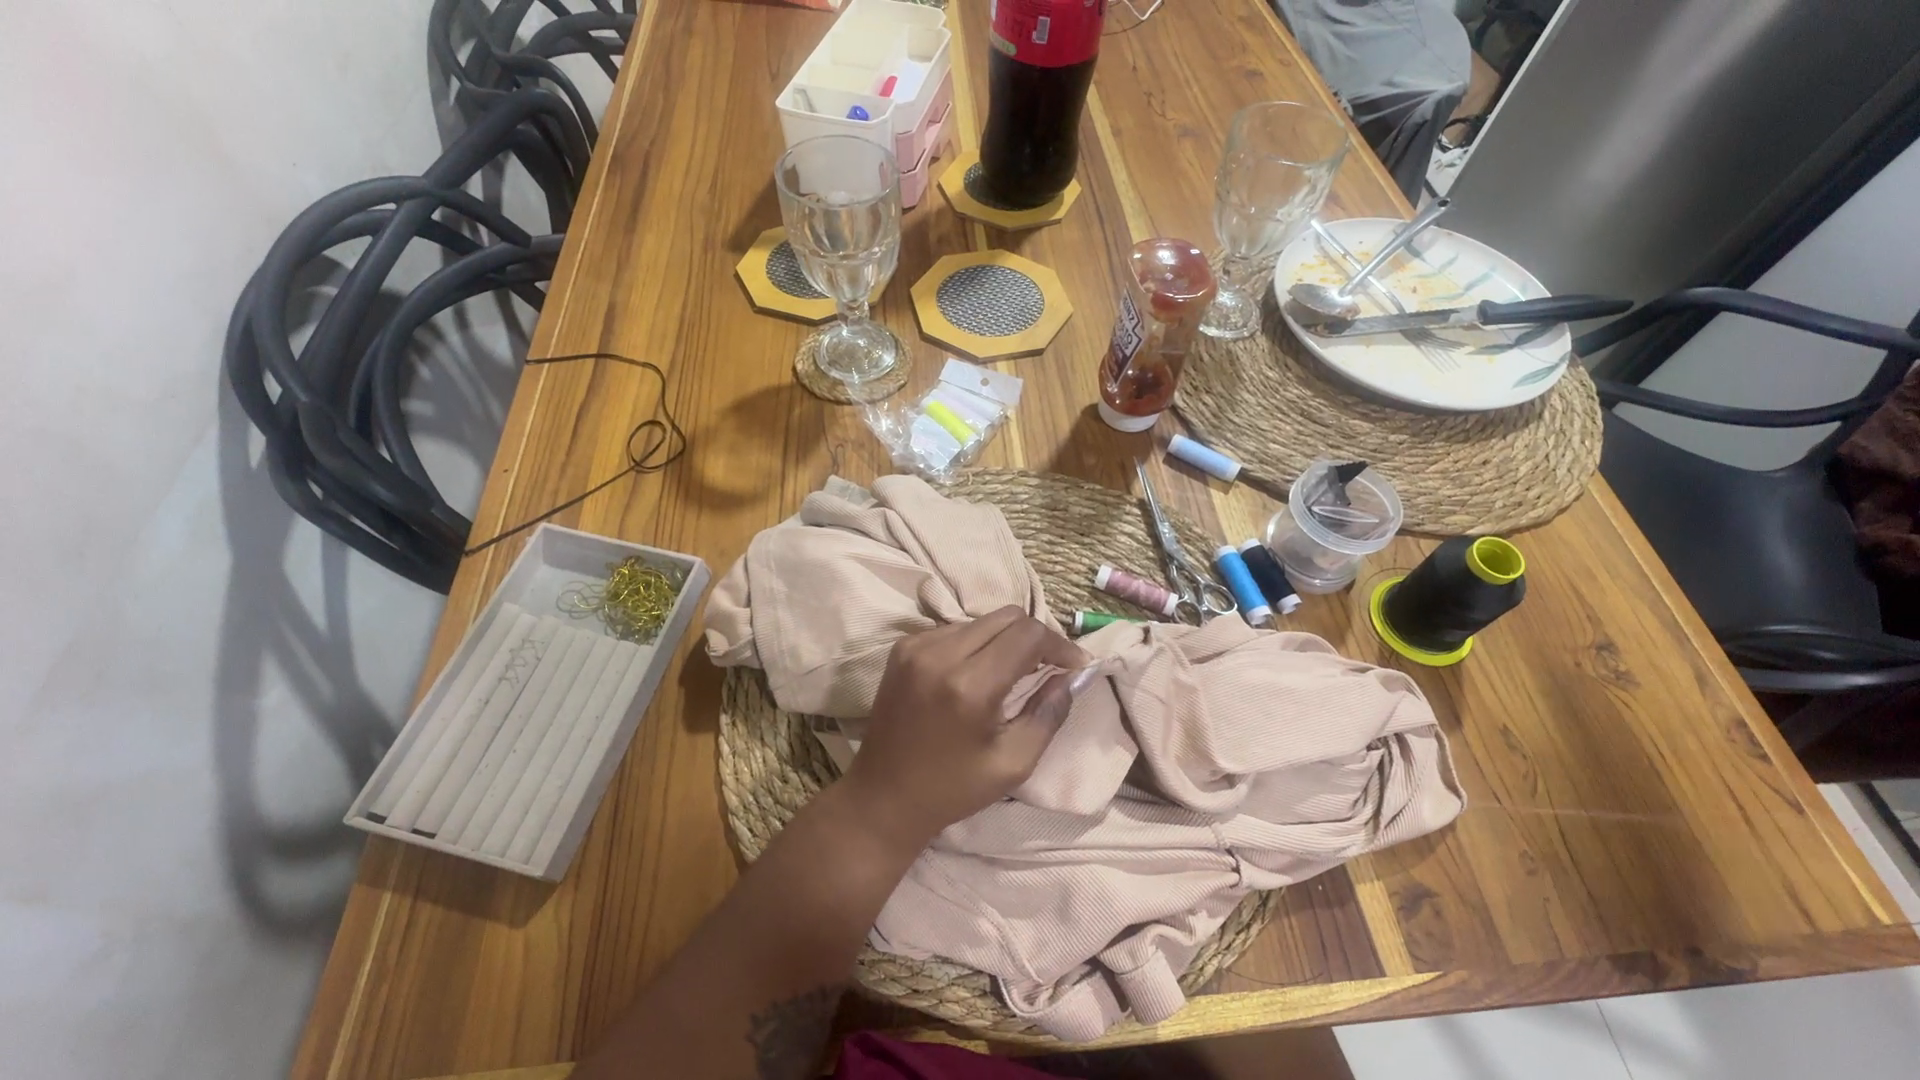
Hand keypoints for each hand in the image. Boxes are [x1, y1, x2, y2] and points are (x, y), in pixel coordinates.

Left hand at [842, 606, 1089, 848]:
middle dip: (1036, 638)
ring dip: (1006, 639)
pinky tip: (979, 673)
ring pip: (981, 620)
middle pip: (1007, 617)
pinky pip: (954, 629)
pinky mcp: (902, 648)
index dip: (1060, 645)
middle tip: (1050, 667)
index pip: (1029, 635)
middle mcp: (940, 654)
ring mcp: (916, 647)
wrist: (883, 797)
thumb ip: (1050, 713)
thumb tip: (1073, 675)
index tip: (1074, 667)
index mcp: (970, 686)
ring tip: (1017, 670)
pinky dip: (977, 643)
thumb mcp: (1014, 763)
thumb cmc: (953, 789)